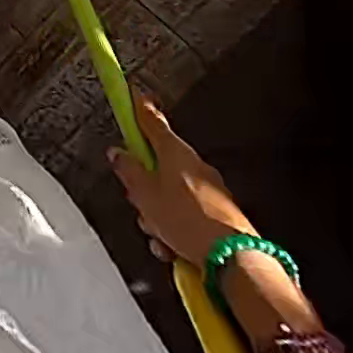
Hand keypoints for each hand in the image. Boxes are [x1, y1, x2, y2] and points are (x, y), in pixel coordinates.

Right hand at [109, 90, 256, 264]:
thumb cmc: (190, 222)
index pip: (151, 120)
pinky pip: (186, 213)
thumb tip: (118, 154)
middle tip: (136, 197)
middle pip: (158, 161)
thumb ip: (128, 171)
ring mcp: (208, 188)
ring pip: (170, 191)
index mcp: (174, 151)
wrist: (234, 259)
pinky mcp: (218, 213)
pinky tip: (172, 247)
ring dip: (158, 211)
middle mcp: (193, 164)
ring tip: (157, 233)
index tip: (132, 93)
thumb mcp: (144, 194)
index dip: (138, 107)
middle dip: (143, 182)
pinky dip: (176, 228)